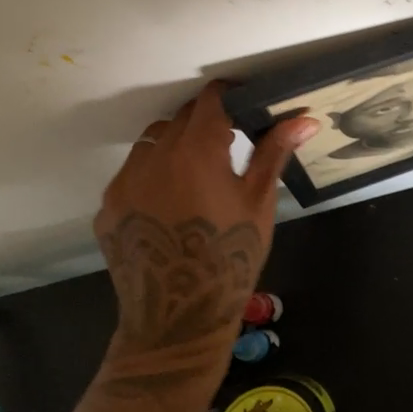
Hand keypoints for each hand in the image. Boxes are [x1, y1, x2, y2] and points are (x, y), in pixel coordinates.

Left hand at [95, 82, 319, 372]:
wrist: (177, 316)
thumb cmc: (230, 255)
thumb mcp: (259, 202)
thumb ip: (275, 153)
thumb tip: (305, 119)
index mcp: (196, 150)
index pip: (210, 101)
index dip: (228, 96)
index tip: (244, 102)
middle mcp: (154, 157)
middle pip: (179, 119)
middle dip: (204, 122)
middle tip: (228, 141)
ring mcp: (123, 184)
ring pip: (151, 144)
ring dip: (174, 145)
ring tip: (196, 172)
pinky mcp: (107, 209)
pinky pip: (131, 177)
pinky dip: (152, 176)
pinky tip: (171, 204)